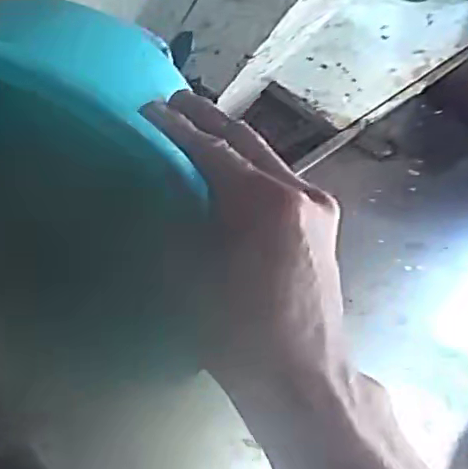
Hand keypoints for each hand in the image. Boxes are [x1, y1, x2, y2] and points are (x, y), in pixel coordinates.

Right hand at [140, 92, 351, 407]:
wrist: (298, 370)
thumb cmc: (233, 328)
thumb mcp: (187, 273)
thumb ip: (174, 224)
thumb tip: (154, 194)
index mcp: (263, 202)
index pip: (211, 151)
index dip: (176, 128)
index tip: (148, 109)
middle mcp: (298, 193)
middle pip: (246, 143)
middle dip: (207, 119)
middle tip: (174, 99)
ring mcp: (316, 207)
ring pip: (264, 159)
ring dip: (227, 141)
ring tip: (194, 127)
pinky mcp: (319, 224)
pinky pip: (275, 180)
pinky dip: (245, 166)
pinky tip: (224, 170)